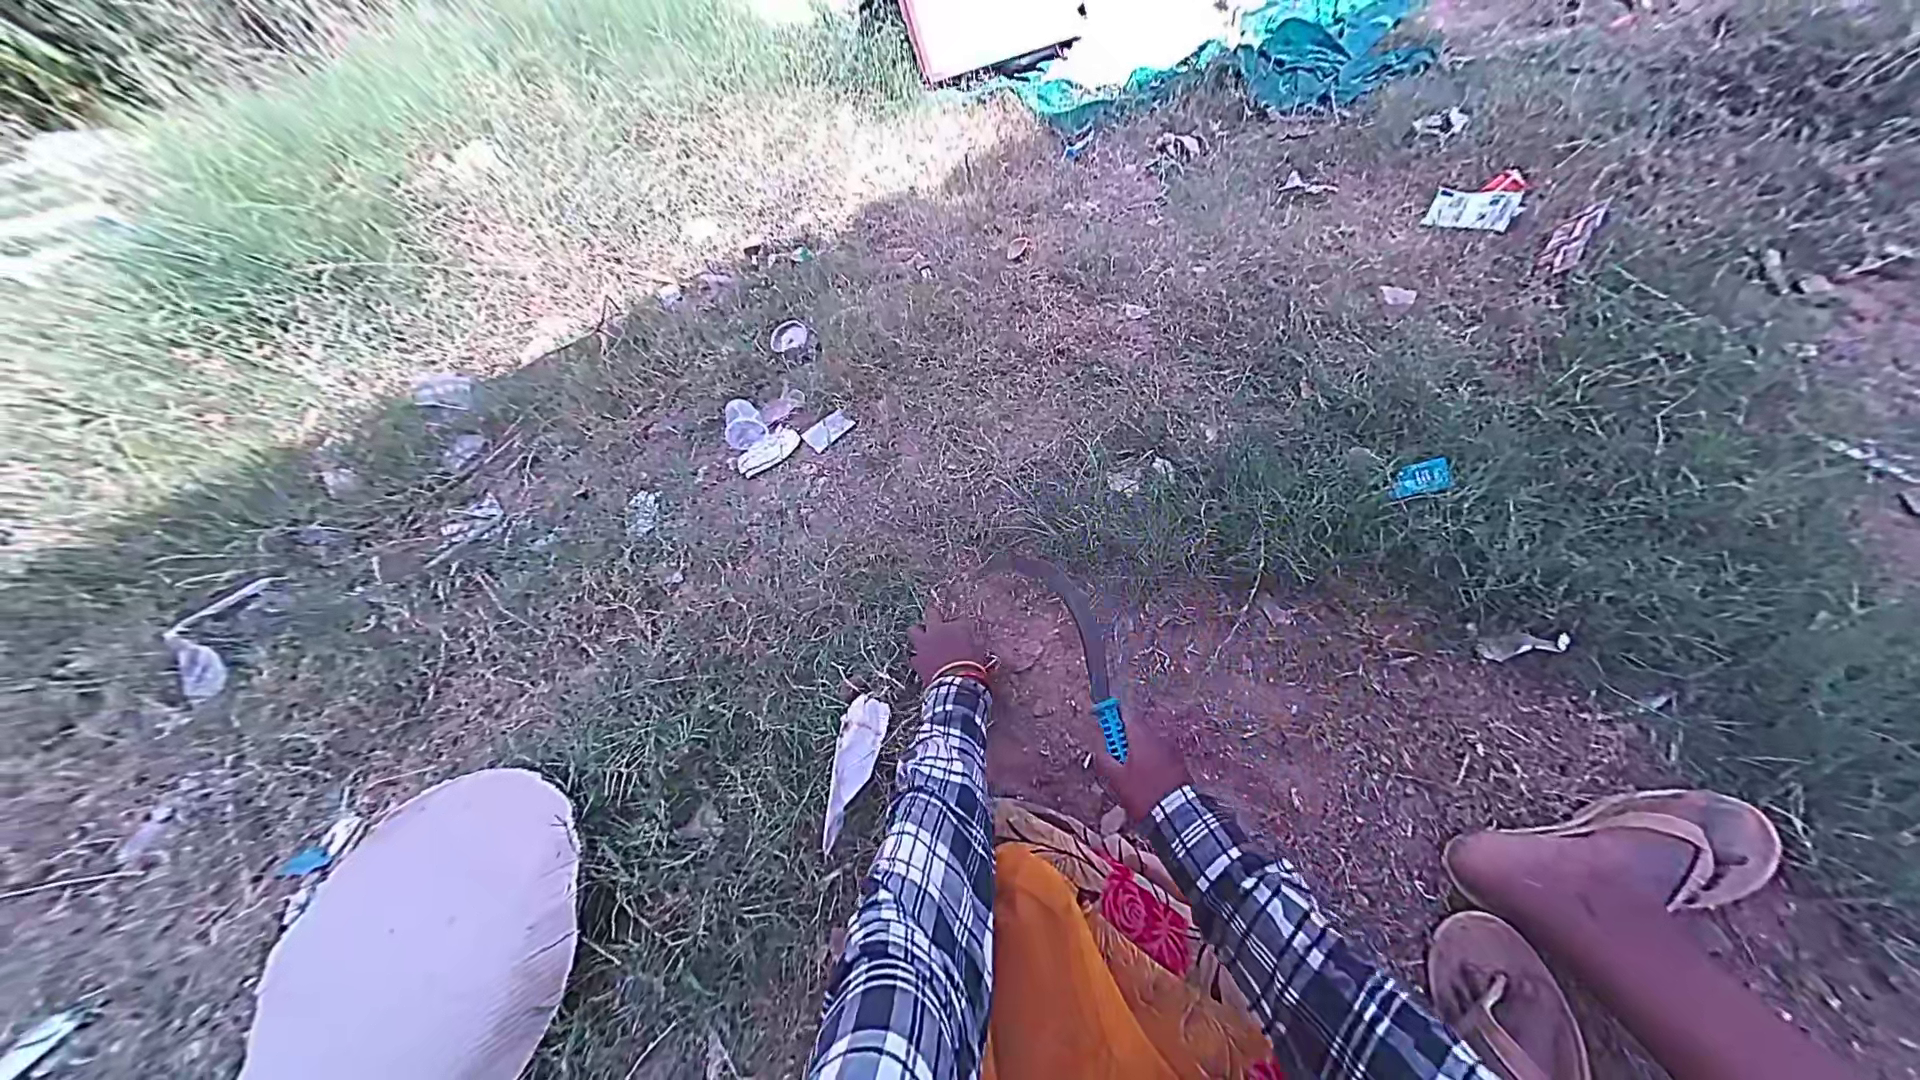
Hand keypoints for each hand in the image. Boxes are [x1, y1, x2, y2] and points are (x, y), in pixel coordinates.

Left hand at [907, 614, 983, 686]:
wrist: (955, 682)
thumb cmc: (972, 665)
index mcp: (957, 626)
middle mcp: (937, 630)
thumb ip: (976, 643)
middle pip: (931, 613)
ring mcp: (923, 643)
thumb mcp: (980, 651)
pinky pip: (914, 655)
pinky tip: (923, 661)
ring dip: (918, 633)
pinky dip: (919, 658)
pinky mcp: (916, 659)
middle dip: (933, 614)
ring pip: (914, 630)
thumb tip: (977, 642)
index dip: (961, 626)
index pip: (959, 619)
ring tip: (922, 637)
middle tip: (935, 618)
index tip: (964, 631)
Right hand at [1093, 714, 1192, 823]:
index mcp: (1141, 737)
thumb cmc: (1143, 794)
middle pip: (1135, 729)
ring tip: (1130, 775)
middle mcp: (1158, 737)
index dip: (1111, 720)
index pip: (1124, 715)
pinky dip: (1150, 761)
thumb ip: (1103, 756)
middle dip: (1123, 741)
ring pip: (1147, 743)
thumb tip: (1099, 745)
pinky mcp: (1179, 762)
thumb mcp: (1115, 777)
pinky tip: (1146, 780)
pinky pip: (1158, 754)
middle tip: (1115, 759)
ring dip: (1136, 752)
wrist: (1177, 816)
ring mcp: (1171, 749)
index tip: (1104, 731)